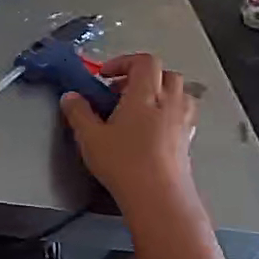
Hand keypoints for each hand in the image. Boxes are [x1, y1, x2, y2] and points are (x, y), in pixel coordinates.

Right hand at [59, 53, 198, 208]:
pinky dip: (168, 110)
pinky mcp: (188, 138)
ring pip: (177, 91)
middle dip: (141, 76)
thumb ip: (78, 112)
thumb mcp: (89, 137)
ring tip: (137, 108)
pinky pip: (182, 112)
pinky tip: (152, 127)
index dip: (124, 61)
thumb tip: (70, 97)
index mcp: (145, 94)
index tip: (104, 75)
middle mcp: (169, 102)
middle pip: (164, 73)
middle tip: (119, 92)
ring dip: (158, 91)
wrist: (158, 196)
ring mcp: (183, 120)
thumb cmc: (123, 162)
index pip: (144, 61)